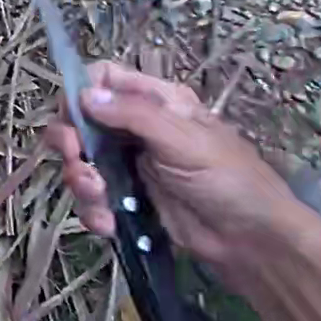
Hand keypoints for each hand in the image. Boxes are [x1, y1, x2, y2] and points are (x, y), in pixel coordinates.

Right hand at [43, 62, 320, 277]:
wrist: (251, 241)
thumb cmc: (228, 180)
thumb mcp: (184, 140)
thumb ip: (134, 115)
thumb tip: (85, 96)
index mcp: (155, 102)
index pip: (103, 79)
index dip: (80, 92)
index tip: (73, 117)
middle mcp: (134, 129)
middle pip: (79, 122)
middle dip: (70, 143)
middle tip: (76, 160)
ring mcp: (127, 165)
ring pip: (79, 162)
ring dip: (81, 182)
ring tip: (101, 198)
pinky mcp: (123, 199)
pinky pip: (90, 198)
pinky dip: (93, 211)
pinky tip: (110, 223)